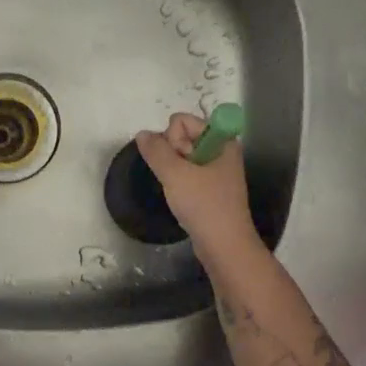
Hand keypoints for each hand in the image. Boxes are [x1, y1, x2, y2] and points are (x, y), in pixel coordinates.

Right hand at [134, 112, 258, 249]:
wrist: (224, 244)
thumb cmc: (204, 205)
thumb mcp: (175, 175)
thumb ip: (156, 151)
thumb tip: (142, 134)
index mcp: (221, 140)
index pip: (183, 121)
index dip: (172, 139)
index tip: (179, 163)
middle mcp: (221, 150)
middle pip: (182, 136)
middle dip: (172, 154)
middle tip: (179, 178)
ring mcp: (216, 170)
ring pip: (181, 157)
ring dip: (172, 170)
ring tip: (178, 190)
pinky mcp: (210, 187)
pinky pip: (186, 172)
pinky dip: (178, 181)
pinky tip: (180, 197)